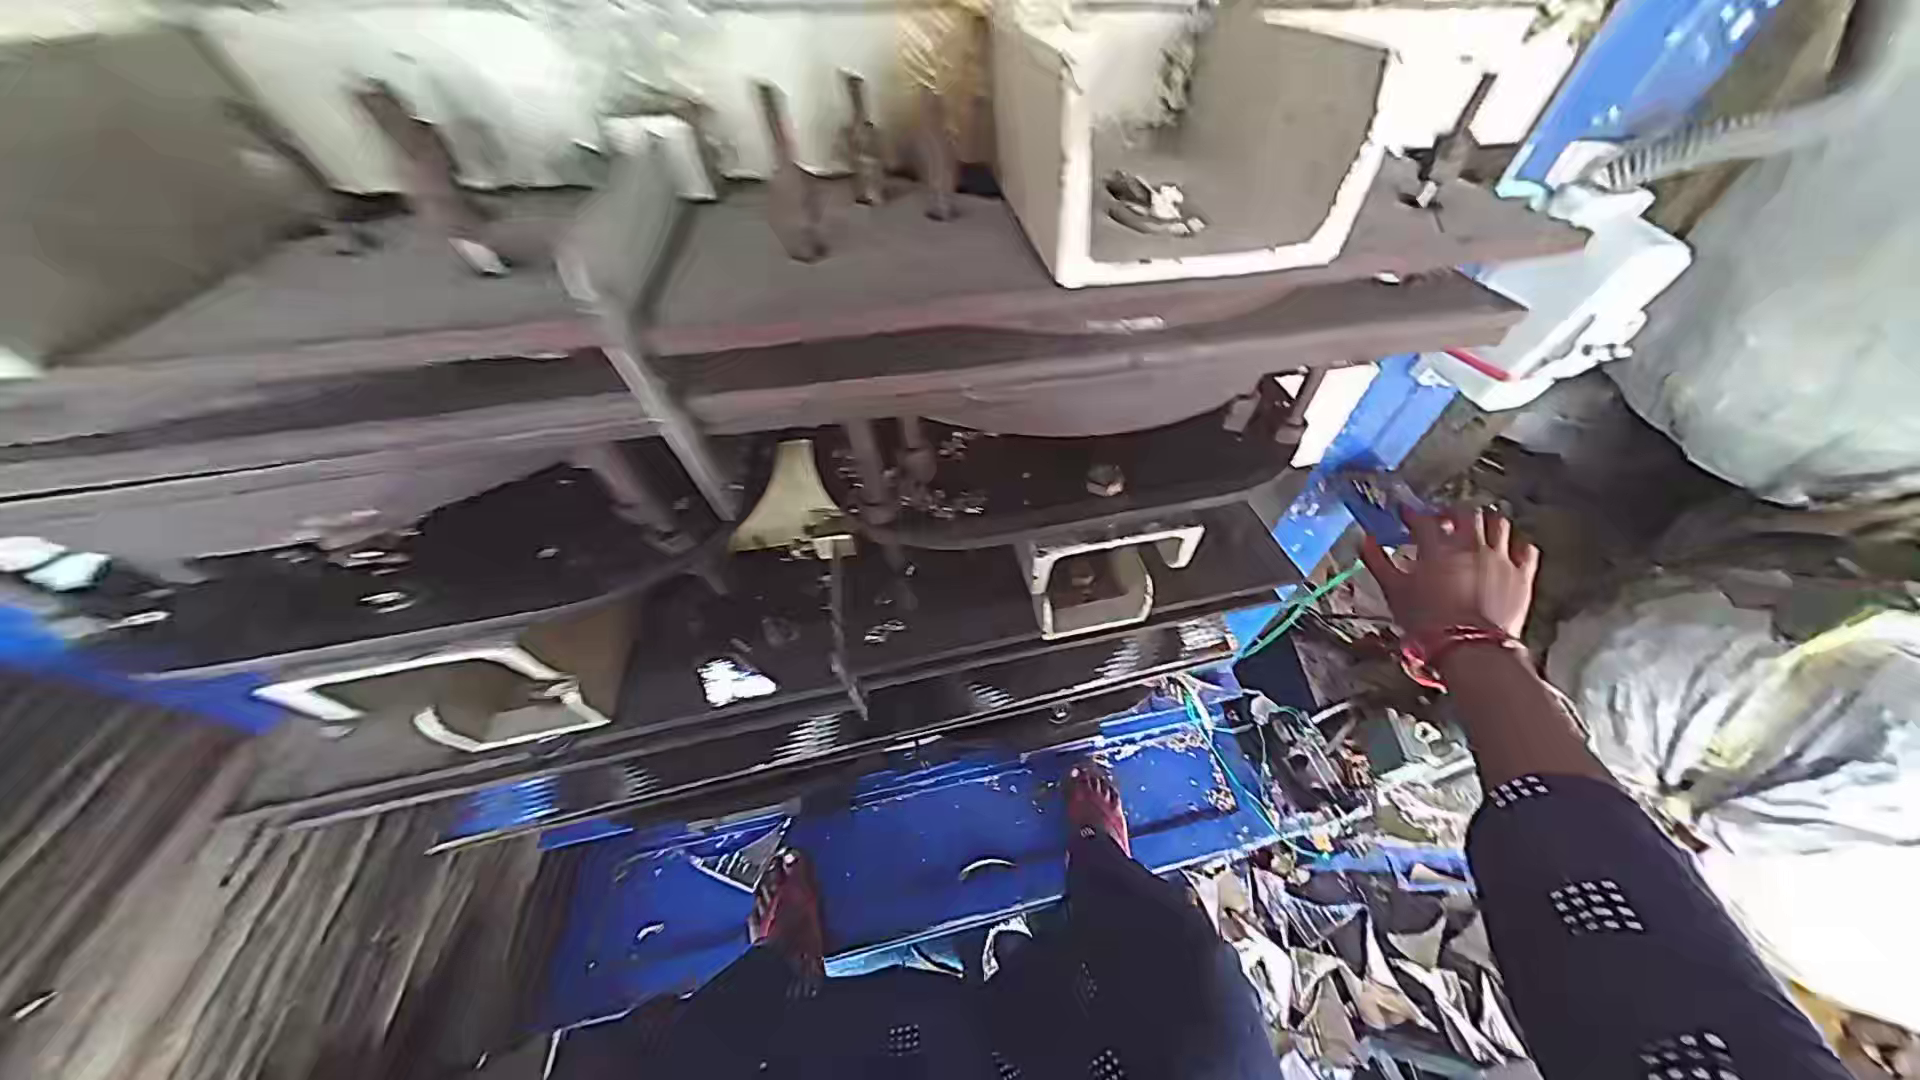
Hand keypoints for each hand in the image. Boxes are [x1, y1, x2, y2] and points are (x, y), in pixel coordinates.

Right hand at [1359, 506, 1539, 645]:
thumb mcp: (1393, 590)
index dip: (1412, 515)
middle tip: (1441, 521)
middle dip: (1451, 513)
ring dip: (1484, 522)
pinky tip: (1503, 548)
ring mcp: (1501, 558)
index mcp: (1438, 548)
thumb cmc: (1426, 619)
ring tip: (1474, 530)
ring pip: (1499, 523)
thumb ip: (1378, 561)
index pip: (1423, 520)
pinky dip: (1513, 542)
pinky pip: (1525, 547)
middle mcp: (1472, 546)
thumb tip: (1366, 541)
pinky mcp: (1523, 574)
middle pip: (1466, 513)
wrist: (1469, 647)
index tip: (1405, 516)